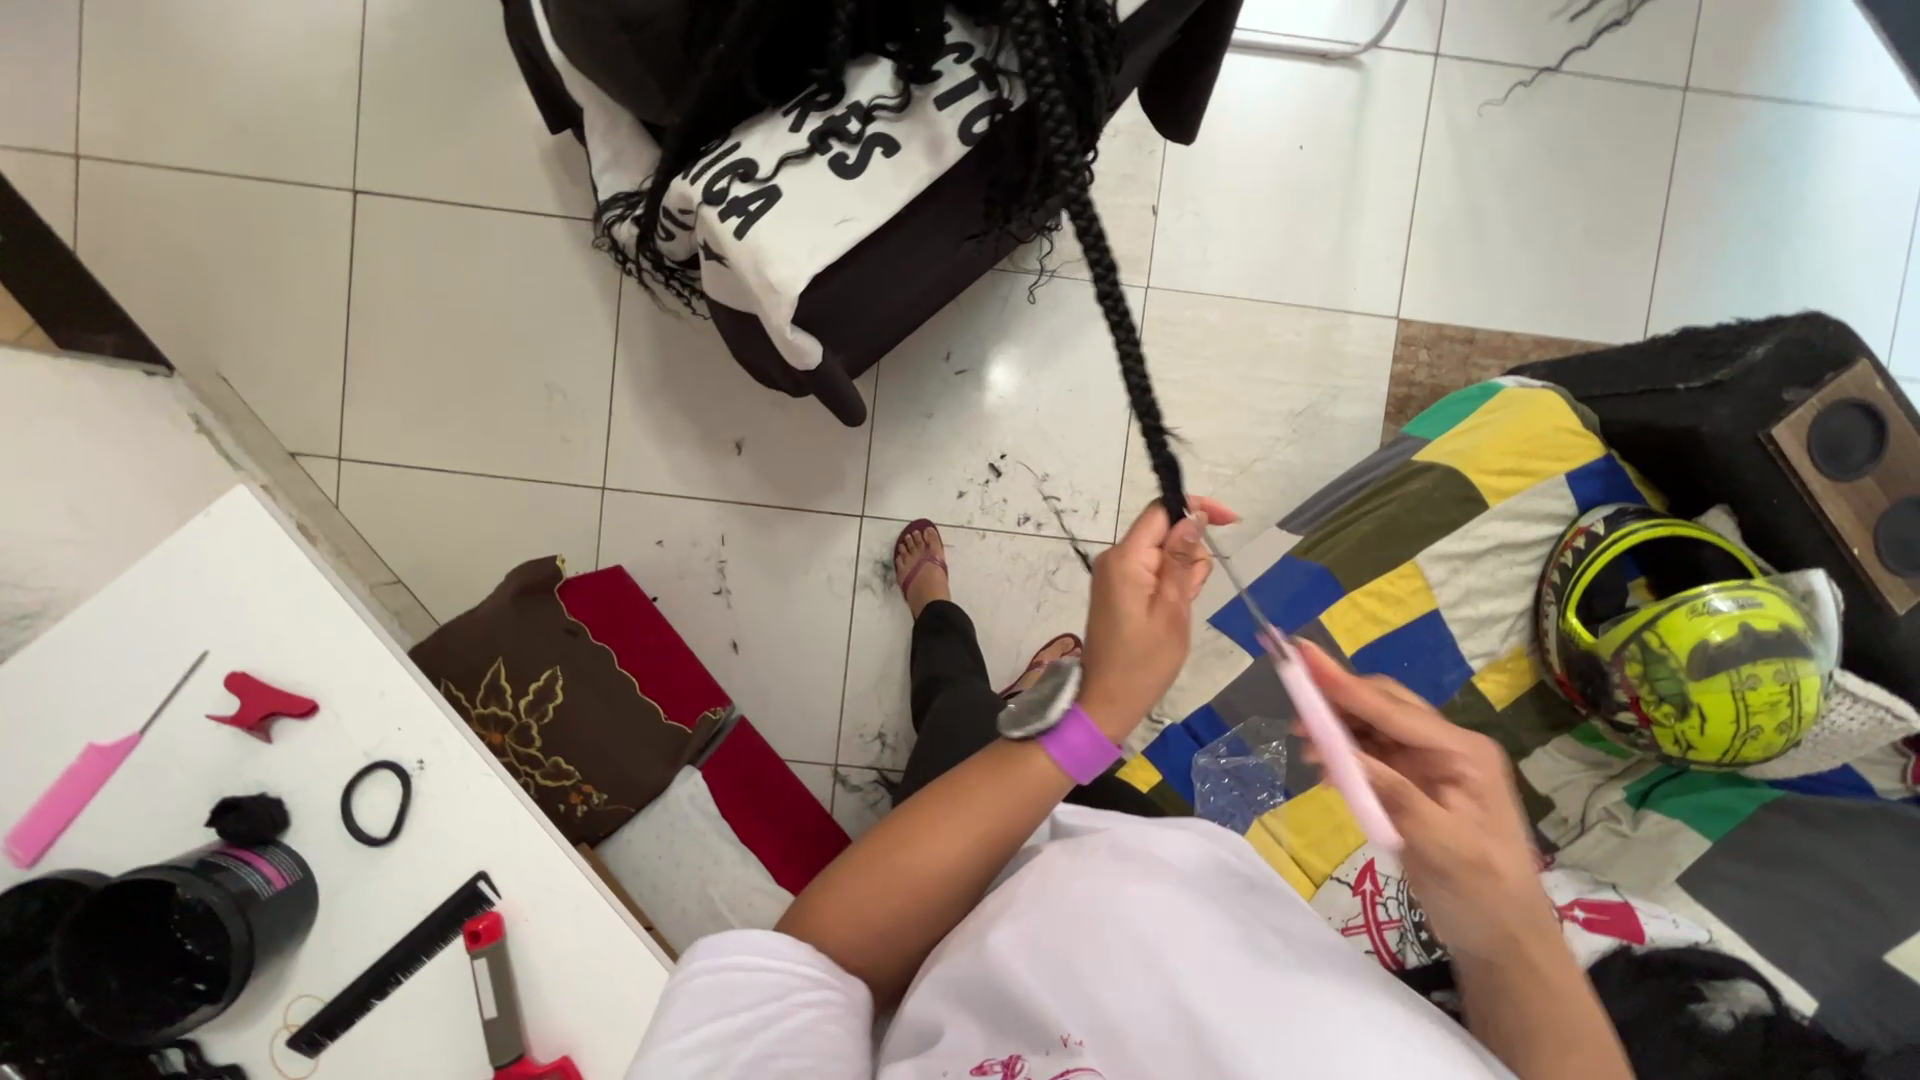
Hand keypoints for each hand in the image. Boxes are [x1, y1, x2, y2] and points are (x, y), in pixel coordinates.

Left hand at [1078, 496, 1240, 742]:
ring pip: (1163, 554)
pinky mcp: (1118, 589)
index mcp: (1125, 559)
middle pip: (1165, 532)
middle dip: (1189, 555)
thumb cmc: (1144, 662)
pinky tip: (1170, 615)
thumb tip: (1194, 515)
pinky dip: (1169, 587)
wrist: (1108, 699)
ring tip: (1177, 612)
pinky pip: (1152, 573)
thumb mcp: (1172, 609)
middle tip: (1187, 596)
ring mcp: (1114, 574)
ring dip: (1182, 576)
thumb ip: (1182, 559)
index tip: (1230, 521)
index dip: (1196, 508)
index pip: (1160, 511)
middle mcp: (1115, 558)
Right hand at [1299, 642, 1554, 958]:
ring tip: (1309, 756)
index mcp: (1463, 752)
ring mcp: (1429, 763)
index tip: (1301, 655)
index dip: (1343, 684)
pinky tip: (1327, 771)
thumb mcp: (1441, 847)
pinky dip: (1343, 756)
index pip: (1392, 709)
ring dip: (1336, 732)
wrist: (1504, 937)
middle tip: (1297, 724)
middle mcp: (1446, 747)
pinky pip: (1369, 753)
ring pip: (1370, 726)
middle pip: (1381, 705)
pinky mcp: (1412, 782)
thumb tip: (1341, 754)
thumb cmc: (1482, 892)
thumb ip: (1393, 795)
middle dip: (1336, 705)